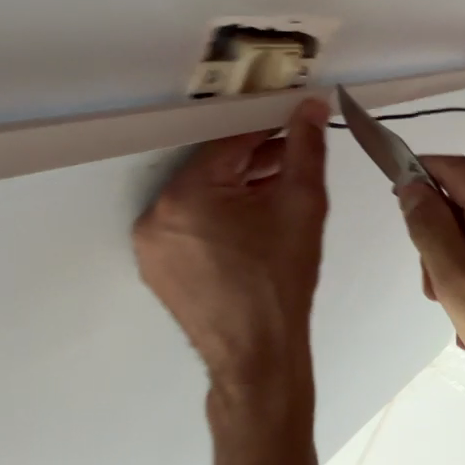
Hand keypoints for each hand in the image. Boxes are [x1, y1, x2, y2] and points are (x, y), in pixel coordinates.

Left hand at [135, 98, 329, 386]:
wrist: (259, 358)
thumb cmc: (281, 280)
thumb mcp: (302, 204)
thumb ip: (306, 147)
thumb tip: (311, 107)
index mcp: (185, 195)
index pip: (230, 142)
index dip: (267, 130)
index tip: (295, 123)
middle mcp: (156, 216)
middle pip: (214, 169)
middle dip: (256, 161)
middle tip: (295, 159)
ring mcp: (152, 245)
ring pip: (203, 196)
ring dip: (240, 188)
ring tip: (281, 191)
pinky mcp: (159, 267)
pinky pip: (192, 224)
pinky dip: (222, 216)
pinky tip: (257, 220)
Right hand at [398, 157, 464, 410]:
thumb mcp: (458, 285)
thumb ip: (431, 231)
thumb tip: (412, 187)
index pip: (456, 169)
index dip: (421, 171)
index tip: (395, 197)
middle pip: (464, 202)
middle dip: (438, 236)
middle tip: (434, 287)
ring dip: (455, 261)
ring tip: (457, 310)